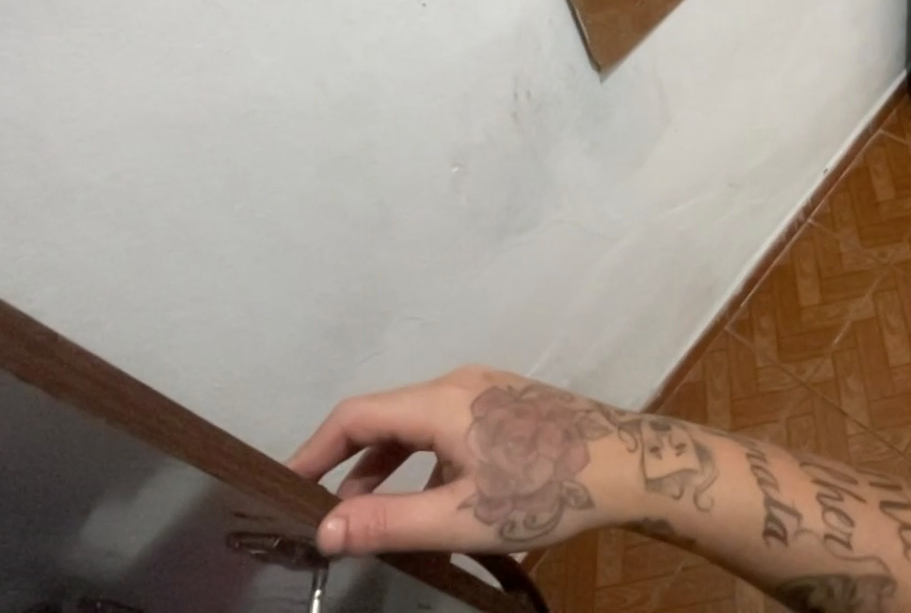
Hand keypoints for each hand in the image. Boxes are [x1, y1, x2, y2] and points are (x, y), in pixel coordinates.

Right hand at [286, 365, 638, 557]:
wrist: (626, 462)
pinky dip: (423, 457)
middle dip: (348, 461)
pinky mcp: (507, 401)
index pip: (356, 414)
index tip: (285, 487)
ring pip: (418, 422)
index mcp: (442, 400)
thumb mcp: (462, 516)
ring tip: (369, 513)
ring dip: (387, 463)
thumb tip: (324, 528)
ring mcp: (487, 388)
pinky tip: (431, 496)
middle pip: (386, 414)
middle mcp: (460, 383)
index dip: (313, 449)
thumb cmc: (546, 490)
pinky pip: (448, 424)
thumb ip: (390, 521)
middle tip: (323, 510)